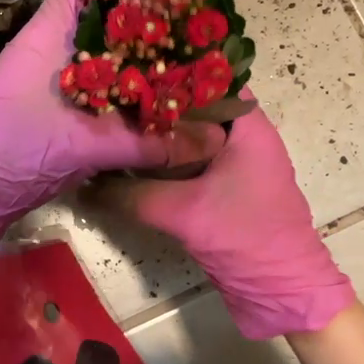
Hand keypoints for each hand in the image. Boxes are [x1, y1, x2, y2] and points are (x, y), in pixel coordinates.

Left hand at [0, 0, 224, 271]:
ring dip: (137, 51)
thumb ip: (150, 143)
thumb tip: (213, 141)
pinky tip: (159, 92)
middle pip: (101, 14)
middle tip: (195, 13)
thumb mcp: (85, 145)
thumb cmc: (14, 151)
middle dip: (145, 12)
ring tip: (190, 47)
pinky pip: (97, 84)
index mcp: (46, 34)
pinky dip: (125, 84)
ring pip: (101, 51)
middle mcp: (48, 47)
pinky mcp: (54, 105)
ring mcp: (50, 76)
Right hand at [103, 96, 354, 339]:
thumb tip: (82, 184)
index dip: (164, 71)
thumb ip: (129, 195)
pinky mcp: (220, 184)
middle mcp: (241, 133)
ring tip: (106, 122)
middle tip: (105, 98)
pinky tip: (123, 157)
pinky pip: (184, 158)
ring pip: (185, 132)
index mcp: (246, 125)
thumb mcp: (181, 213)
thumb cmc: (245, 240)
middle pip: (191, 103)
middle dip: (149, 101)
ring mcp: (231, 160)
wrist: (281, 292)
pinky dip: (158, 156)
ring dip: (151, 131)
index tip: (122, 72)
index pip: (204, 78)